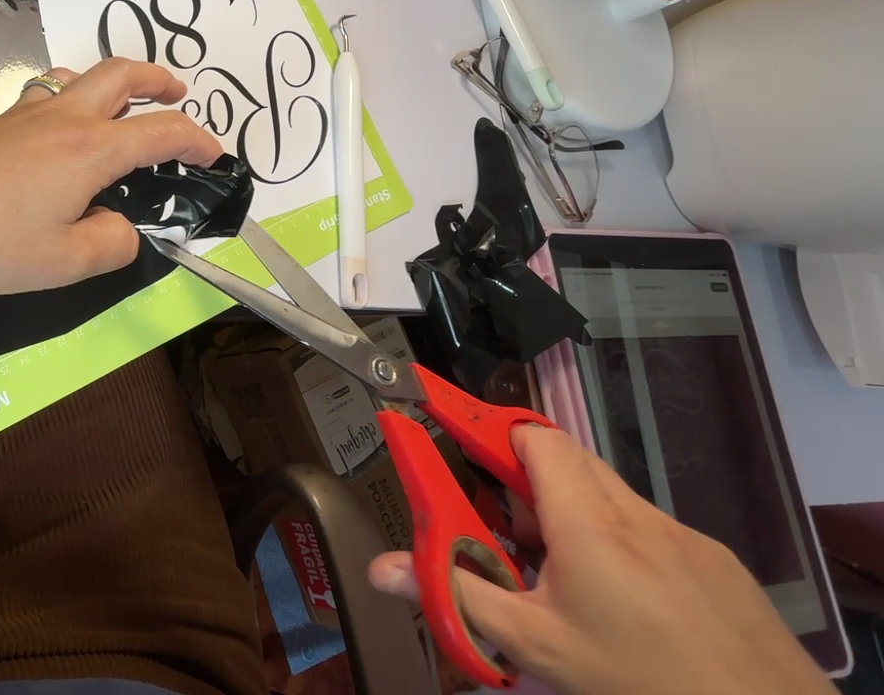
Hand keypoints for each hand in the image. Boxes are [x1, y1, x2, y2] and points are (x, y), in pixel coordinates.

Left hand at [0, 58, 221, 301]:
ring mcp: (19, 116)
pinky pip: (40, 98)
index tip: (212, 156)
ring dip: (105, 84)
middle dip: (156, 79)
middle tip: (175, 93)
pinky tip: (52, 140)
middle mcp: (60, 119)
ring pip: (73, 78)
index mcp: (91, 149)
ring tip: (114, 107)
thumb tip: (120, 226)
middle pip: (118, 74)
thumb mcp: (66, 261)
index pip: (161, 132)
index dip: (196, 141)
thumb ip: (111, 242)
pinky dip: (65, 104)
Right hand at [367, 426, 832, 694]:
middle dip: (527, 474)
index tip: (464, 443)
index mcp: (588, 524)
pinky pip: (653, 527)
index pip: (536, 438)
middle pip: (570, 459)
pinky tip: (621, 596)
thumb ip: (457, 595)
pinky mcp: (721, 564)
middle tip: (503, 520)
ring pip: (612, 494)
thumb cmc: (641, 682)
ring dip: (572, 508)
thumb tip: (381, 568)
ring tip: (557, 566)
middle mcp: (638, 516)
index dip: (496, 432)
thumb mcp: (537, 645)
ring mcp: (688, 538)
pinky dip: (620, 538)